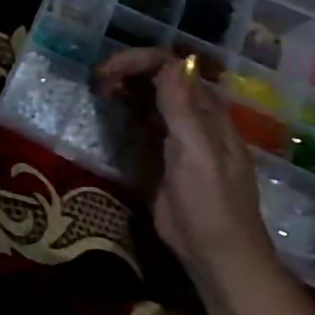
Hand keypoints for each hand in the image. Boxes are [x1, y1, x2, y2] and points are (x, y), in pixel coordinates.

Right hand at [95, 48, 277, 280]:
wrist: (216, 253)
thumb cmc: (211, 205)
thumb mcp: (197, 156)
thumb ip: (184, 112)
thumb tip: (171, 63)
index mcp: (209, 115)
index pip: (175, 69)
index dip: (141, 61)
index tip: (107, 71)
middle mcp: (194, 120)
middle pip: (160, 80)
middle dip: (128, 73)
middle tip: (98, 83)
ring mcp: (176, 139)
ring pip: (149, 101)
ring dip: (124, 91)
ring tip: (99, 95)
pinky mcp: (160, 159)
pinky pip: (141, 127)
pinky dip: (123, 116)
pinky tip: (107, 120)